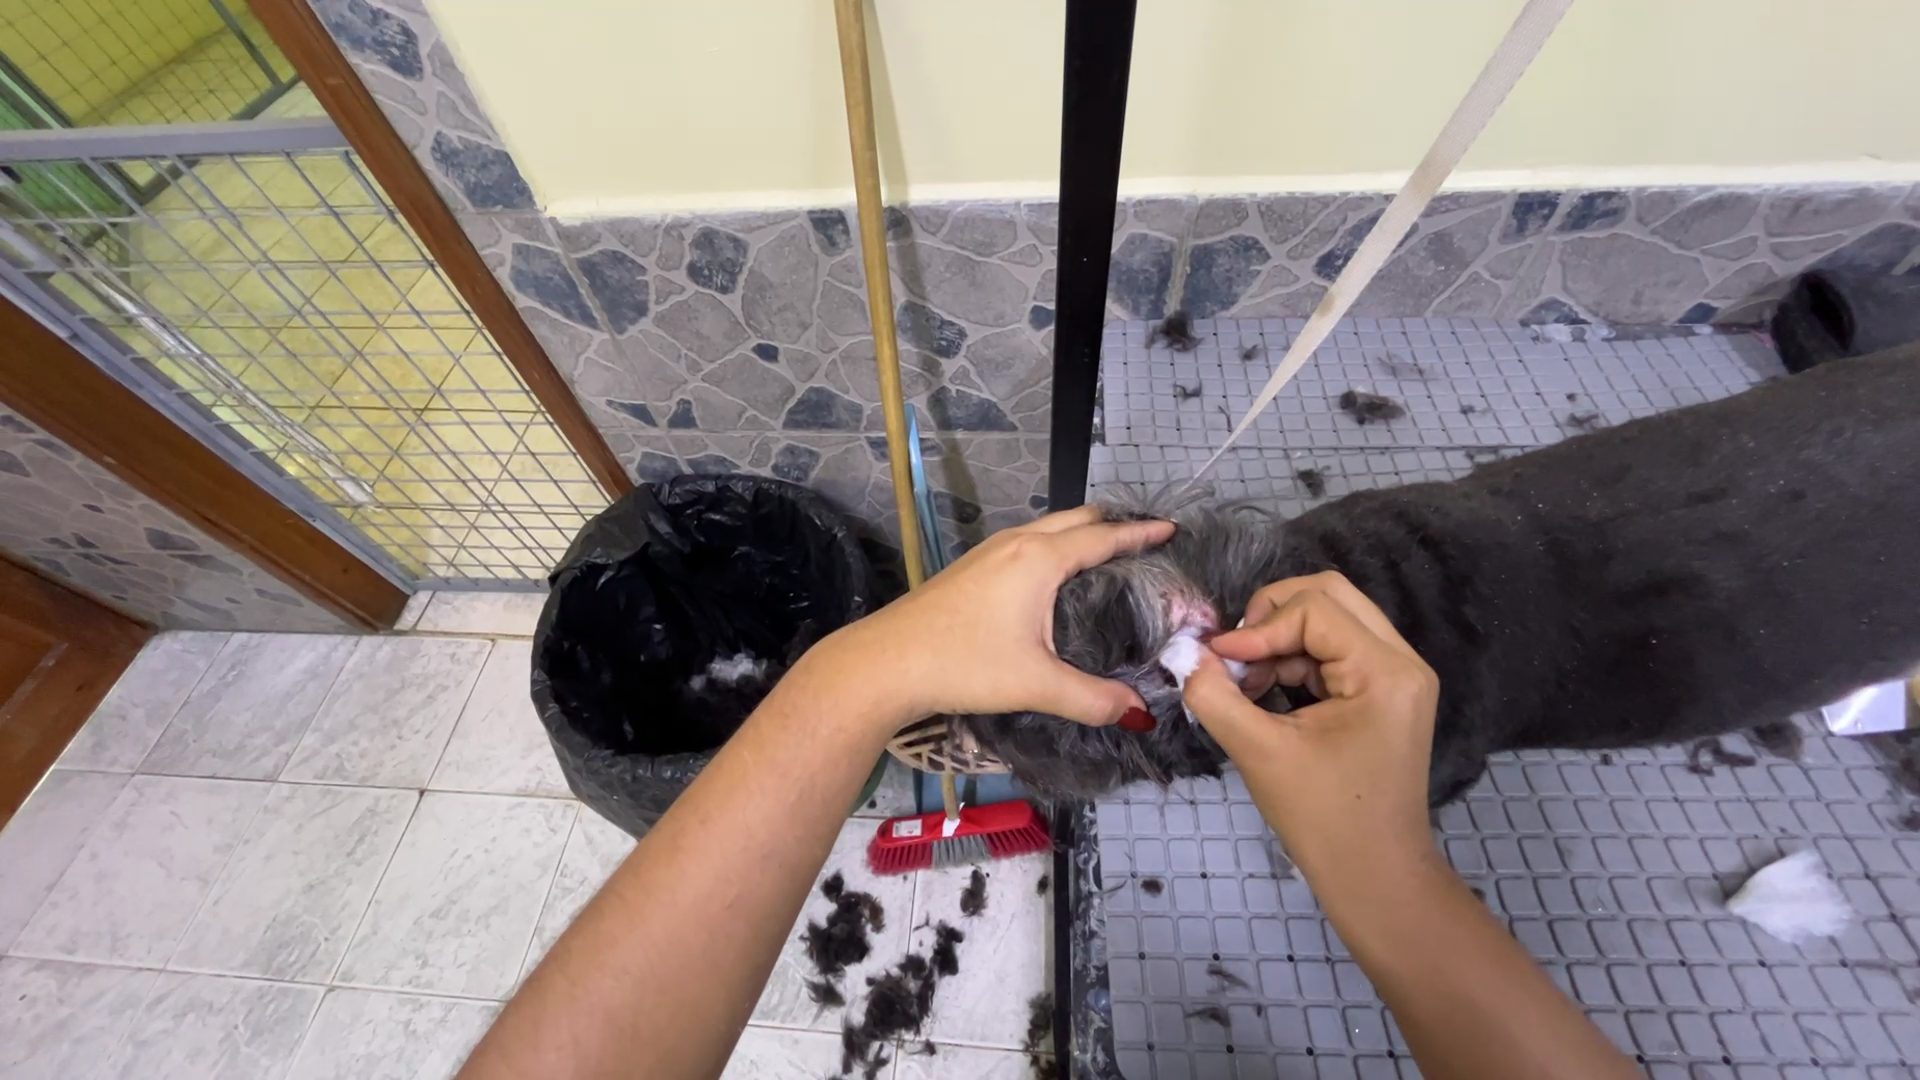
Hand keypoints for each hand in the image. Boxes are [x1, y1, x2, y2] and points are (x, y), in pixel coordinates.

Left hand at [809, 505, 1174, 729]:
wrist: (886, 662)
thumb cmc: (964, 664)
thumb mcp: (1036, 683)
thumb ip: (1092, 698)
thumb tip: (1138, 713)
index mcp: (1039, 558)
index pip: (1103, 536)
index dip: (1140, 534)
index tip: (1171, 530)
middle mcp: (1016, 542)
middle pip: (1075, 519)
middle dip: (1112, 526)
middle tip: (1143, 547)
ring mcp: (988, 551)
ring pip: (1046, 529)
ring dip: (1078, 535)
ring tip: (1106, 562)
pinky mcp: (970, 567)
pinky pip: (1025, 544)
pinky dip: (1052, 549)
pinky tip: (1053, 583)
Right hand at [1182, 572, 1440, 876]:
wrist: (1375, 878)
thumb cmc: (1322, 818)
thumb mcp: (1257, 750)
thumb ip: (1213, 695)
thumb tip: (1184, 654)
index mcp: (1385, 672)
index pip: (1313, 609)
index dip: (1258, 627)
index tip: (1218, 659)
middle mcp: (1401, 662)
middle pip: (1329, 593)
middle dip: (1271, 613)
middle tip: (1236, 650)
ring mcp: (1395, 675)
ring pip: (1329, 616)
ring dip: (1278, 637)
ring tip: (1244, 678)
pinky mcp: (1381, 691)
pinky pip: (1330, 646)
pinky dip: (1290, 656)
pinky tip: (1262, 689)